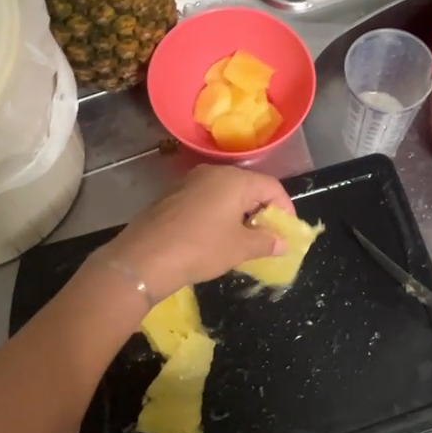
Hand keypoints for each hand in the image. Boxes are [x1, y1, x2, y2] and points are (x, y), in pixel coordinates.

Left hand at [97, 164, 293, 298]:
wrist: (144, 259)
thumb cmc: (200, 249)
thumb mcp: (239, 248)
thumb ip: (266, 241)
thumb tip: (282, 243)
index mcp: (234, 180)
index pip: (272, 187)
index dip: (285, 209)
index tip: (287, 232)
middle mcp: (213, 173)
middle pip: (249, 186)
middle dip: (262, 211)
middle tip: (267, 236)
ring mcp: (189, 182)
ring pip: (226, 193)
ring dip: (239, 213)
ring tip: (242, 239)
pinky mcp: (173, 195)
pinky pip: (206, 199)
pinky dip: (218, 214)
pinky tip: (215, 237)